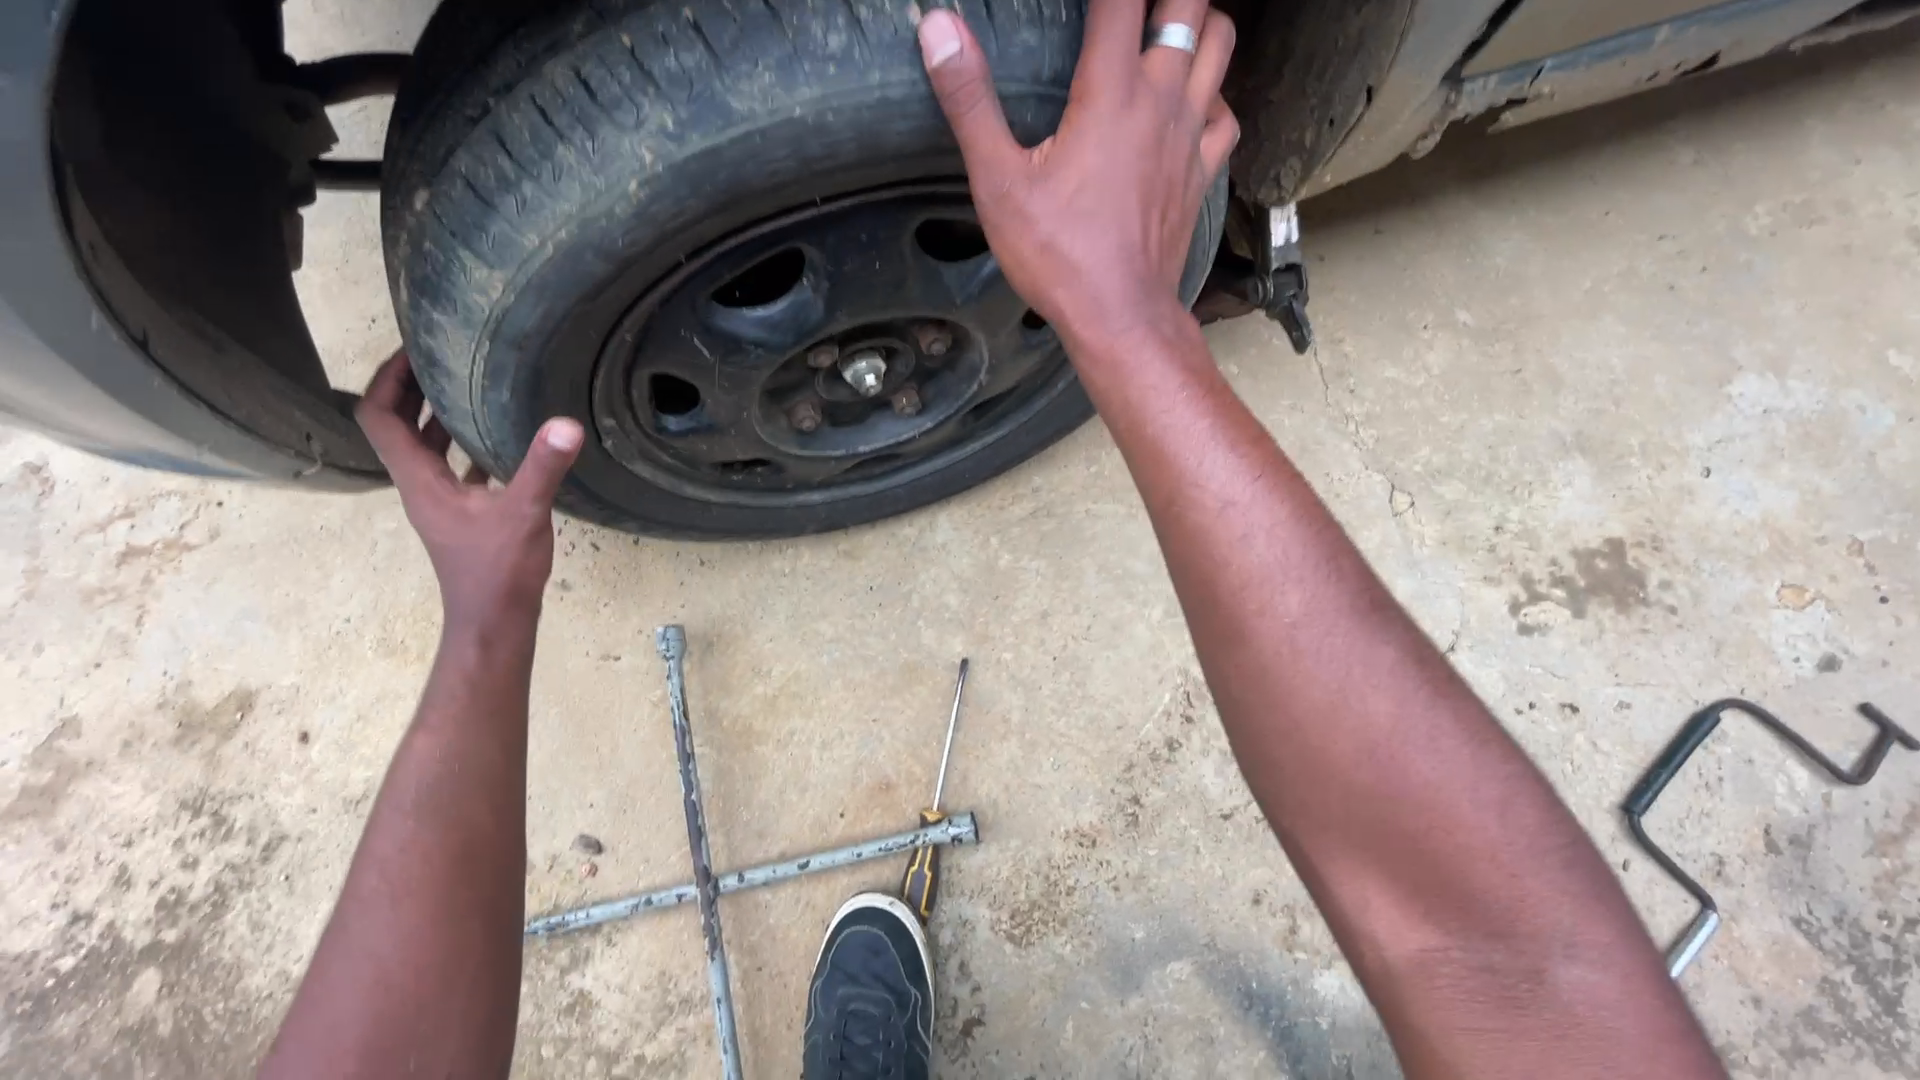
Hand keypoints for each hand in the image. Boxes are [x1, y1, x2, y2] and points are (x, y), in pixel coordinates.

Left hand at [354, 351, 583, 628]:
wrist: (493, 619)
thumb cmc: (498, 568)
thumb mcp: (524, 512)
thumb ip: (543, 467)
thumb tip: (566, 423)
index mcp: (419, 479)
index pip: (379, 417)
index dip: (387, 379)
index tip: (413, 349)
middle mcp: (419, 486)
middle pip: (395, 426)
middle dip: (409, 388)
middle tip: (440, 356)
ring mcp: (439, 501)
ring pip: (422, 447)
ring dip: (434, 415)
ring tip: (465, 385)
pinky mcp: (461, 513)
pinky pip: (450, 467)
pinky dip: (462, 444)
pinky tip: (495, 437)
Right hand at [917, 0, 1236, 341]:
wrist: (1119, 316)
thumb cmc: (1058, 255)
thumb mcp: (1000, 183)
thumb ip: (971, 102)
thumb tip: (938, 28)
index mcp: (1111, 92)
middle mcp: (1161, 100)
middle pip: (1188, 4)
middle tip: (1129, 9)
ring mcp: (1189, 136)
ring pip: (1219, 44)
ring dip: (1198, 21)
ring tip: (1166, 26)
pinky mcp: (1201, 173)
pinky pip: (1225, 112)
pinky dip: (1213, 93)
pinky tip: (1189, 104)